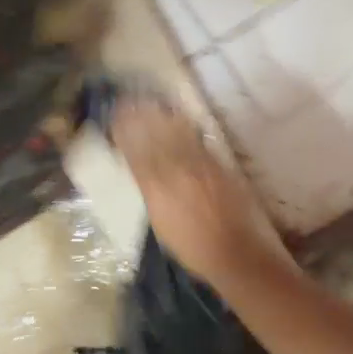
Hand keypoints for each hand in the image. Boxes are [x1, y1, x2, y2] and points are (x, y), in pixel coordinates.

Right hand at [110, 97, 294, 287]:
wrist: (237, 252)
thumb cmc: (195, 249)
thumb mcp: (162, 225)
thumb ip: (152, 195)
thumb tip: (145, 175)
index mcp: (158, 189)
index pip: (137, 153)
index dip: (125, 133)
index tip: (115, 118)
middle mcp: (178, 171)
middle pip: (156, 136)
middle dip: (141, 117)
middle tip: (129, 102)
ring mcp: (202, 166)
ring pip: (177, 133)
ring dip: (162, 116)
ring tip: (151, 102)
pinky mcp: (221, 166)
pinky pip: (197, 140)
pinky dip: (185, 127)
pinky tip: (180, 119)